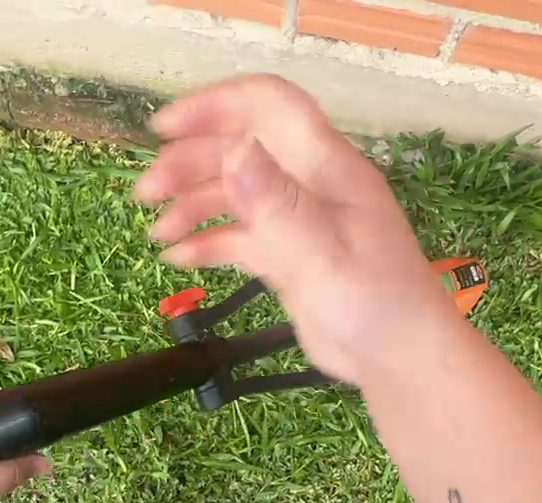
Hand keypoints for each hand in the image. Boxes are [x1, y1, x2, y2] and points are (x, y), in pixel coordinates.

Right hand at [133, 75, 462, 384]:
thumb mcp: (323, 253)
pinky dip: (209, 244)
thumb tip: (234, 151)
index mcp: (324, 167)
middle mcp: (307, 185)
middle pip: (238, 152)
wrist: (396, 357)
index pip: (266, 107)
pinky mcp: (289, 258)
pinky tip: (179, 258)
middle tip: (145, 194)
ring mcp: (296, 222)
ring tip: (156, 232)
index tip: (161, 129)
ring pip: (234, 196)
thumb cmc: (373, 303)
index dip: (213, 107)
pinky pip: (241, 238)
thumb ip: (278, 204)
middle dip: (188, 165)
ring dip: (192, 206)